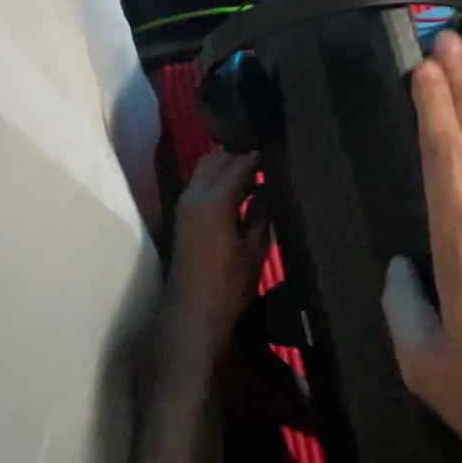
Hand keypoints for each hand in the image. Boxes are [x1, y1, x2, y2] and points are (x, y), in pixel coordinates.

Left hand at [164, 150, 268, 353]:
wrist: (192, 315)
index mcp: (215, 201)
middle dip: (240, 151)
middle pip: (217, 156)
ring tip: (257, 169)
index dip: (259, 153)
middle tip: (267, 156)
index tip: (278, 147)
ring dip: (227, 163)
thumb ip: (261, 213)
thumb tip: (267, 189)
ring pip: (206, 167)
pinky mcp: (182, 214)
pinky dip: (218, 177)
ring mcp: (185, 203)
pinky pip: (201, 182)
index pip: (239, 162)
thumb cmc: (229, 287)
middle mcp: (195, 194)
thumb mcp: (254, 250)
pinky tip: (240, 188)